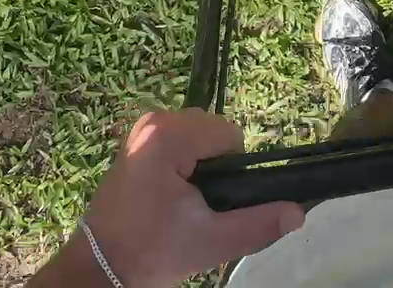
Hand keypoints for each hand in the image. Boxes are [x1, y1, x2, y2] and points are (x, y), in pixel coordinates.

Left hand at [53, 109, 303, 287]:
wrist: (94, 274)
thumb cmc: (150, 254)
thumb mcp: (209, 243)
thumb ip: (257, 224)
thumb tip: (298, 213)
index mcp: (169, 135)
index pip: (229, 136)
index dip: (230, 172)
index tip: (208, 205)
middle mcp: (155, 119)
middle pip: (213, 132)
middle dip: (214, 168)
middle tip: (193, 208)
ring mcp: (142, 127)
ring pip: (198, 135)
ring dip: (200, 164)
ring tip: (180, 204)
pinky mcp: (136, 139)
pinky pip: (179, 139)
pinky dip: (183, 161)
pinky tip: (167, 195)